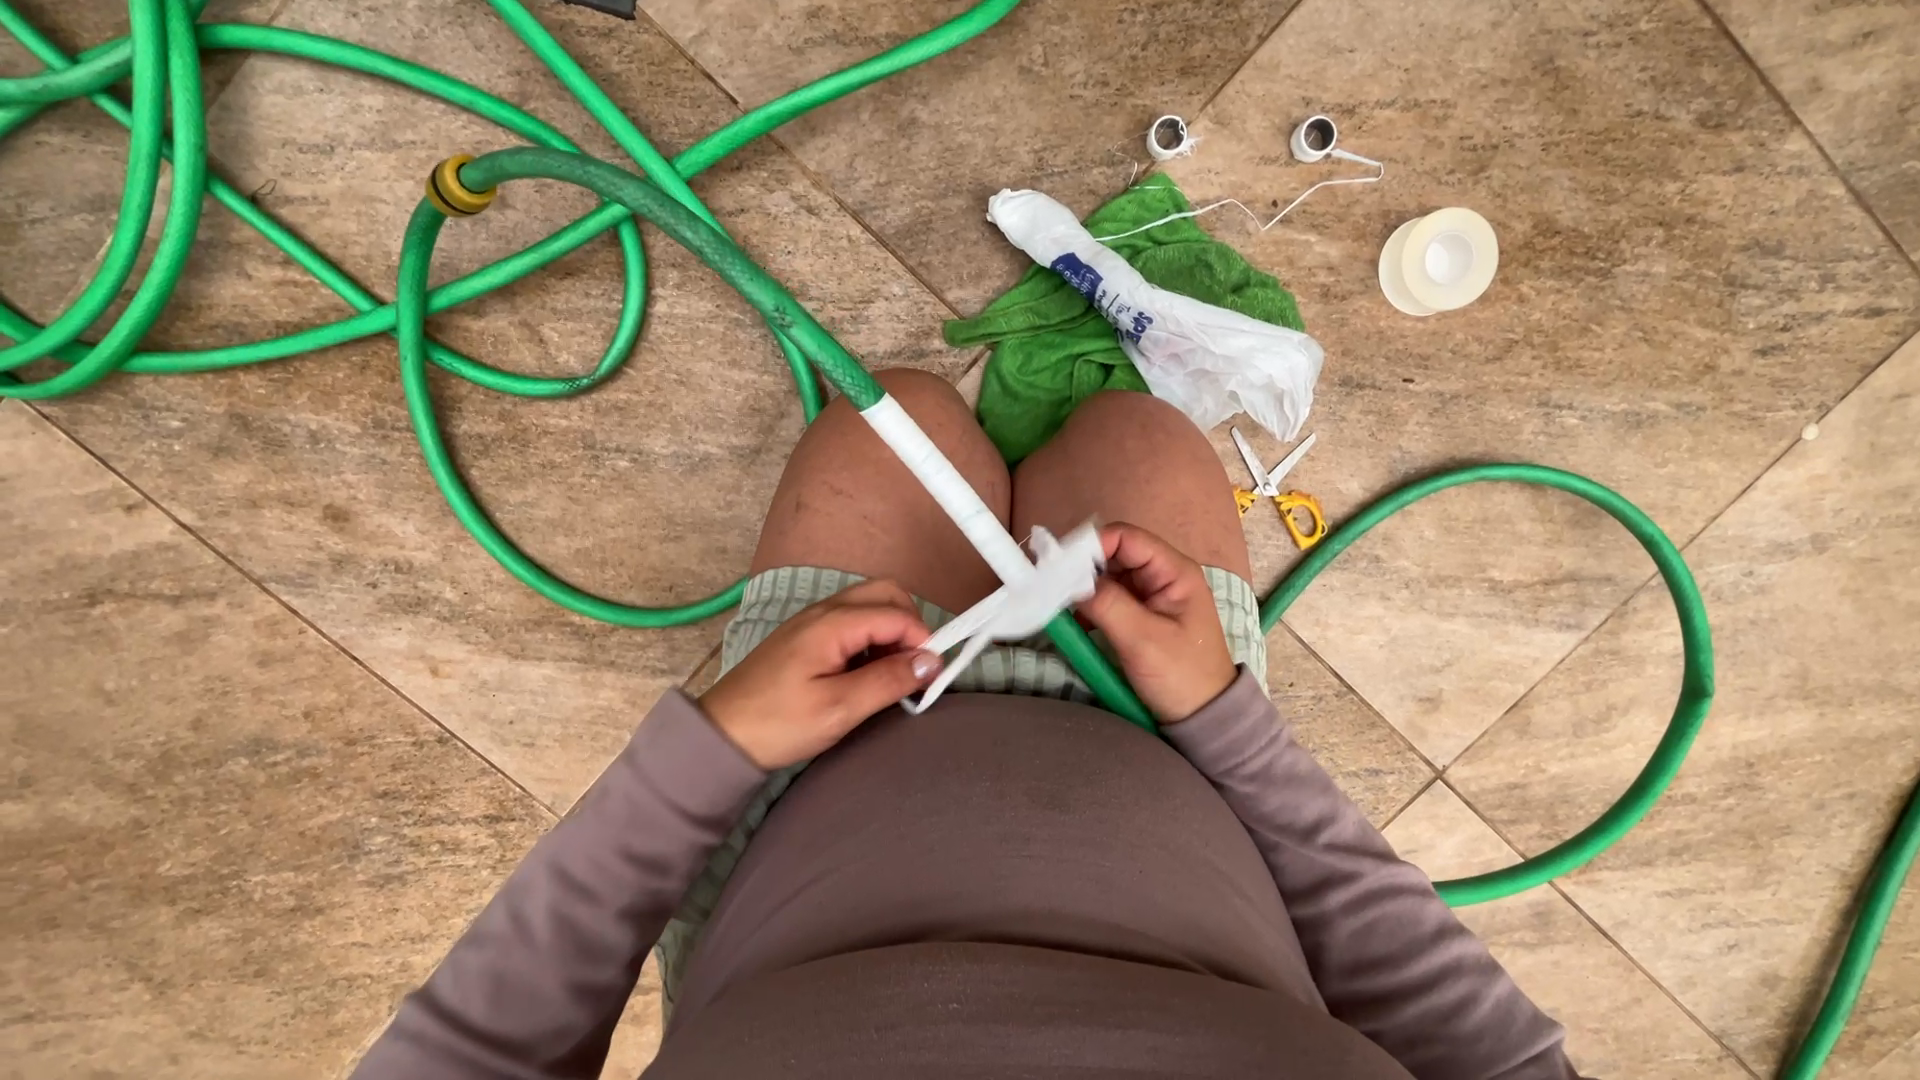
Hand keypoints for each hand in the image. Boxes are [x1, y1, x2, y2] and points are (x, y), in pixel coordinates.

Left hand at [698, 579, 941, 768]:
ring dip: (892, 630)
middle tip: (915, 666)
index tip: (933, 675)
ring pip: (869, 604)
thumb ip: (888, 680)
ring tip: (894, 673)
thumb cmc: (778, 724)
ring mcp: (812, 620)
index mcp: (831, 623)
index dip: (923, 640)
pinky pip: (852, 620)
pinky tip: (869, 671)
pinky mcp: (806, 636)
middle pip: (885, 593)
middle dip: (911, 624)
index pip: (896, 613)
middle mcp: (823, 610)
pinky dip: (872, 637)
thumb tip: (931, 661)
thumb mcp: (839, 709)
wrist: (720, 736)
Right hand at [1076, 522, 1237, 724]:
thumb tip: (1068, 579)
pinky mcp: (1139, 614)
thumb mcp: (1142, 640)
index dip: (1090, 545)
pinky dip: (1088, 605)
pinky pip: (1107, 597)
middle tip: (1053, 587)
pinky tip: (1077, 622)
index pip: (1125, 537)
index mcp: (1174, 571)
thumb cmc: (1182, 677)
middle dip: (1082, 568)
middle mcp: (1162, 575)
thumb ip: (1106, 604)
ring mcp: (1150, 595)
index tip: (1059, 565)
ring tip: (1063, 607)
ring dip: (1083, 588)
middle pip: (1112, 553)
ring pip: (1106, 576)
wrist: (1204, 718)